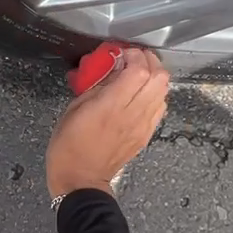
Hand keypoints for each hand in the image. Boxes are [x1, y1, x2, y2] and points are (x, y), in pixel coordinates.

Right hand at [46, 47, 169, 197]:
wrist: (81, 179)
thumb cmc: (69, 145)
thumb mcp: (74, 109)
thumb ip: (97, 86)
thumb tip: (112, 70)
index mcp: (111, 106)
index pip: (138, 70)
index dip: (134, 55)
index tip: (121, 53)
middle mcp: (133, 114)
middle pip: (159, 77)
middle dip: (149, 61)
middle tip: (133, 59)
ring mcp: (143, 126)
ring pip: (164, 91)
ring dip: (154, 77)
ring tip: (138, 75)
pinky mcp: (146, 135)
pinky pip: (161, 108)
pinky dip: (155, 95)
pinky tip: (140, 95)